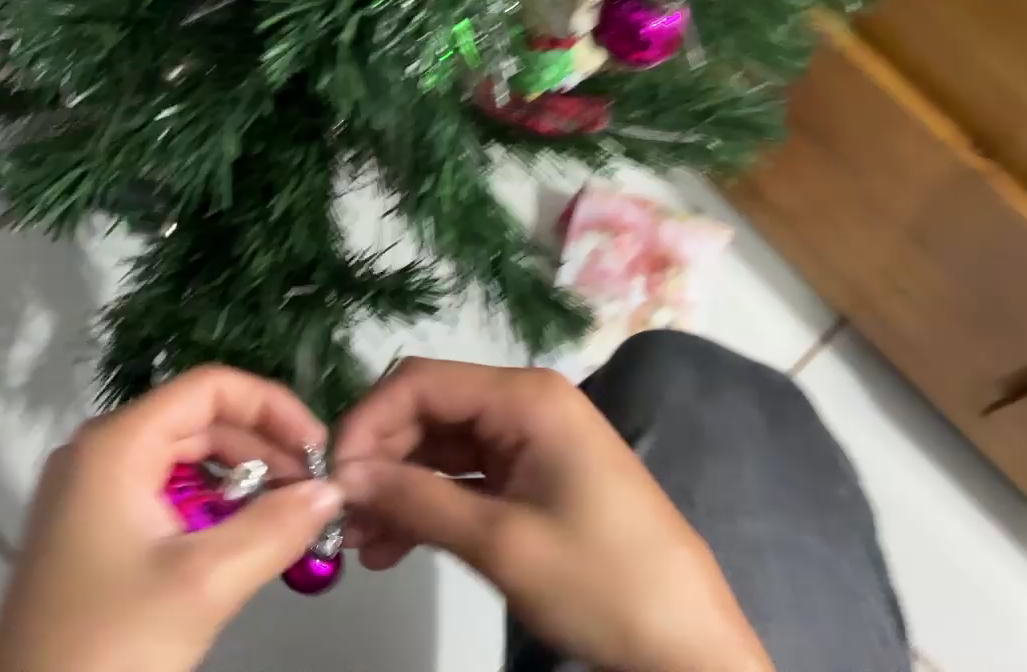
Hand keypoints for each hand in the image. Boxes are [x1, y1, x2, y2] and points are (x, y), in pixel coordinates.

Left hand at [0, 366, 343, 671]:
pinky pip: (163, 491)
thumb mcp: (203, 585)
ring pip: (183, 457)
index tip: (317, 450)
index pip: (209, 388)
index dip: (271, 407)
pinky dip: (209, 506)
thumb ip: (274, 529)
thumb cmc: (108, 644)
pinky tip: (242, 536)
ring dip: (239, 478)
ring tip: (288, 514)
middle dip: (261, 447)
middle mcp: (101, 450)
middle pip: (197, 420)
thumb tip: (329, 491)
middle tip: (312, 492)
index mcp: (117, 442)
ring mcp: (91, 488)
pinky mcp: (92, 526)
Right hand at [333, 358, 771, 671]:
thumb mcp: (501, 543)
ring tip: (360, 544)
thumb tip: (342, 476)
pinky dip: (426, 507)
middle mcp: (523, 406)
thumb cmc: (604, 583)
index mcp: (525, 397)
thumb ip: (415, 500)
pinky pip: (462, 480)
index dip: (369, 419)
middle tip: (342, 515)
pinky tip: (391, 548)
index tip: (335, 473)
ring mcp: (527, 443)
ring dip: (396, 490)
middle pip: (427, 413)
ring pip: (438, 450)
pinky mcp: (530, 479)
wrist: (691, 653)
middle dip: (380, 461)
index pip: (422, 382)